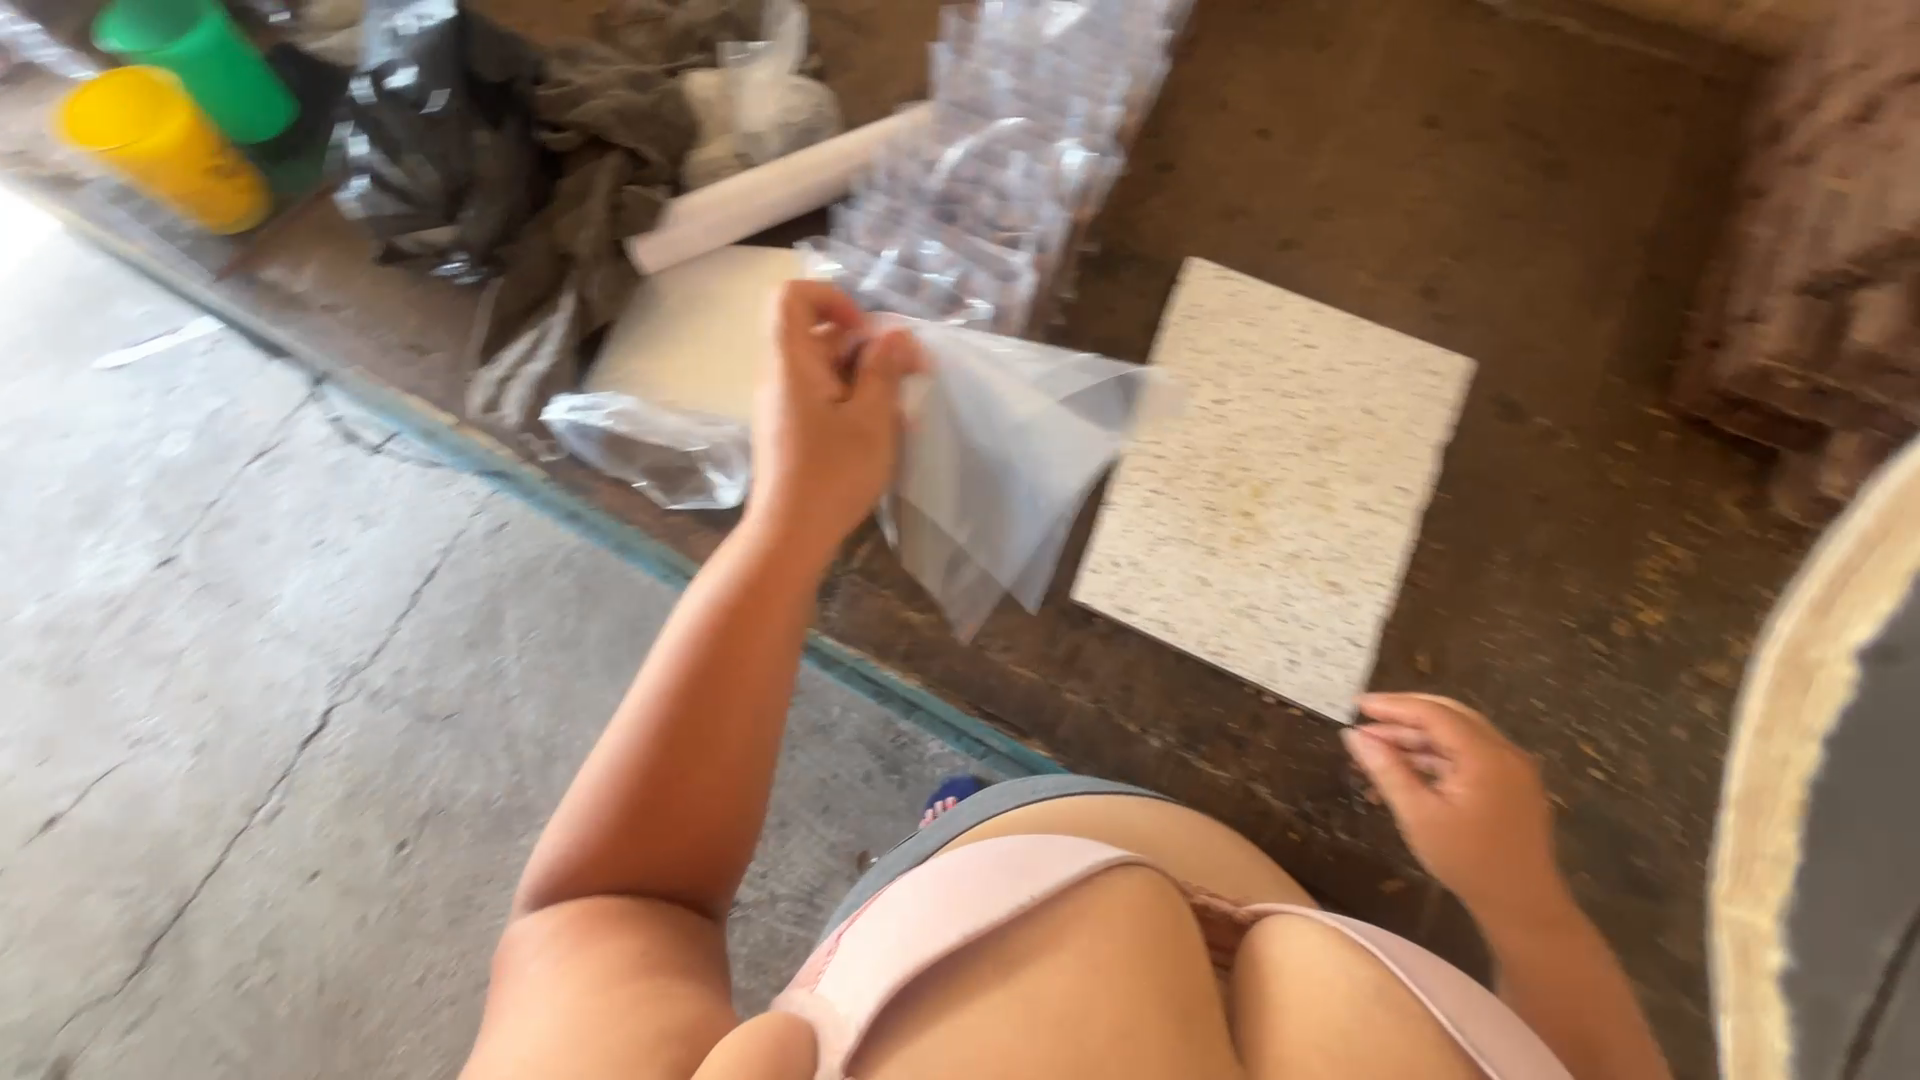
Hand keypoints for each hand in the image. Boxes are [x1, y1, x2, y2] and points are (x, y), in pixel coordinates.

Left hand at [746, 281, 921, 561]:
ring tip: (902, 409)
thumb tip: (894, 335)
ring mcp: (783, 406)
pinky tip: (882, 430)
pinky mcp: (791, 431)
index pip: (792, 297)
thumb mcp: (871, 419)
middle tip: (910, 373)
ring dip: (867, 378)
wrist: (791, 534)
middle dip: (867, 346)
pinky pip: (822, 398)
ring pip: (826, 370)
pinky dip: (853, 402)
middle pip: (818, 334)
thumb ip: (883, 370)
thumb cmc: (833, 473)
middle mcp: (780, 378)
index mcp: (791, 363)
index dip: (832, 299)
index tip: (867, 331)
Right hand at [1343, 693, 1569, 921]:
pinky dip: (1434, 755)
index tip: (1356, 707)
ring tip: (1377, 747)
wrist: (1523, 906)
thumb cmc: (1467, 860)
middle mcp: (1505, 753)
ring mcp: (1512, 769)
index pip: (1434, 714)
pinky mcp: (1510, 784)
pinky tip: (1405, 767)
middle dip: (1404, 715)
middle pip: (1449, 716)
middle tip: (1365, 719)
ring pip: (1457, 735)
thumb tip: (1353, 735)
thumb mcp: (1418, 814)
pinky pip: (1467, 755)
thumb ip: (1386, 769)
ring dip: (1417, 736)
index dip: (1393, 706)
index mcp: (1486, 756)